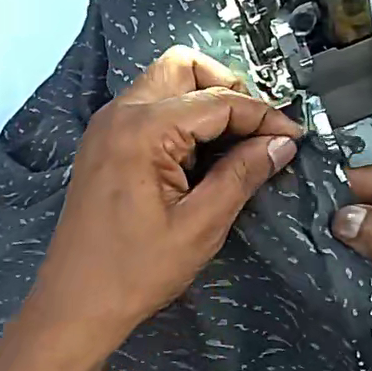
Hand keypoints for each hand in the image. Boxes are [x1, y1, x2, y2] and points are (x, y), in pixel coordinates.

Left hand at [22, 46, 302, 363]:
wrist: (76, 303)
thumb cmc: (138, 270)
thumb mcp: (202, 225)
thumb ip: (242, 175)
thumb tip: (281, 143)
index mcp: (142, 130)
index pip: (218, 101)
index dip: (263, 115)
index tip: (294, 136)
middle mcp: (120, 114)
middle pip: (184, 67)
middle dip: (230, 89)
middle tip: (258, 130)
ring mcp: (108, 126)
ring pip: (168, 84)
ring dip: (208, 103)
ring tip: (239, 145)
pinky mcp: (107, 144)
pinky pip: (154, 109)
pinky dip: (186, 120)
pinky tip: (206, 157)